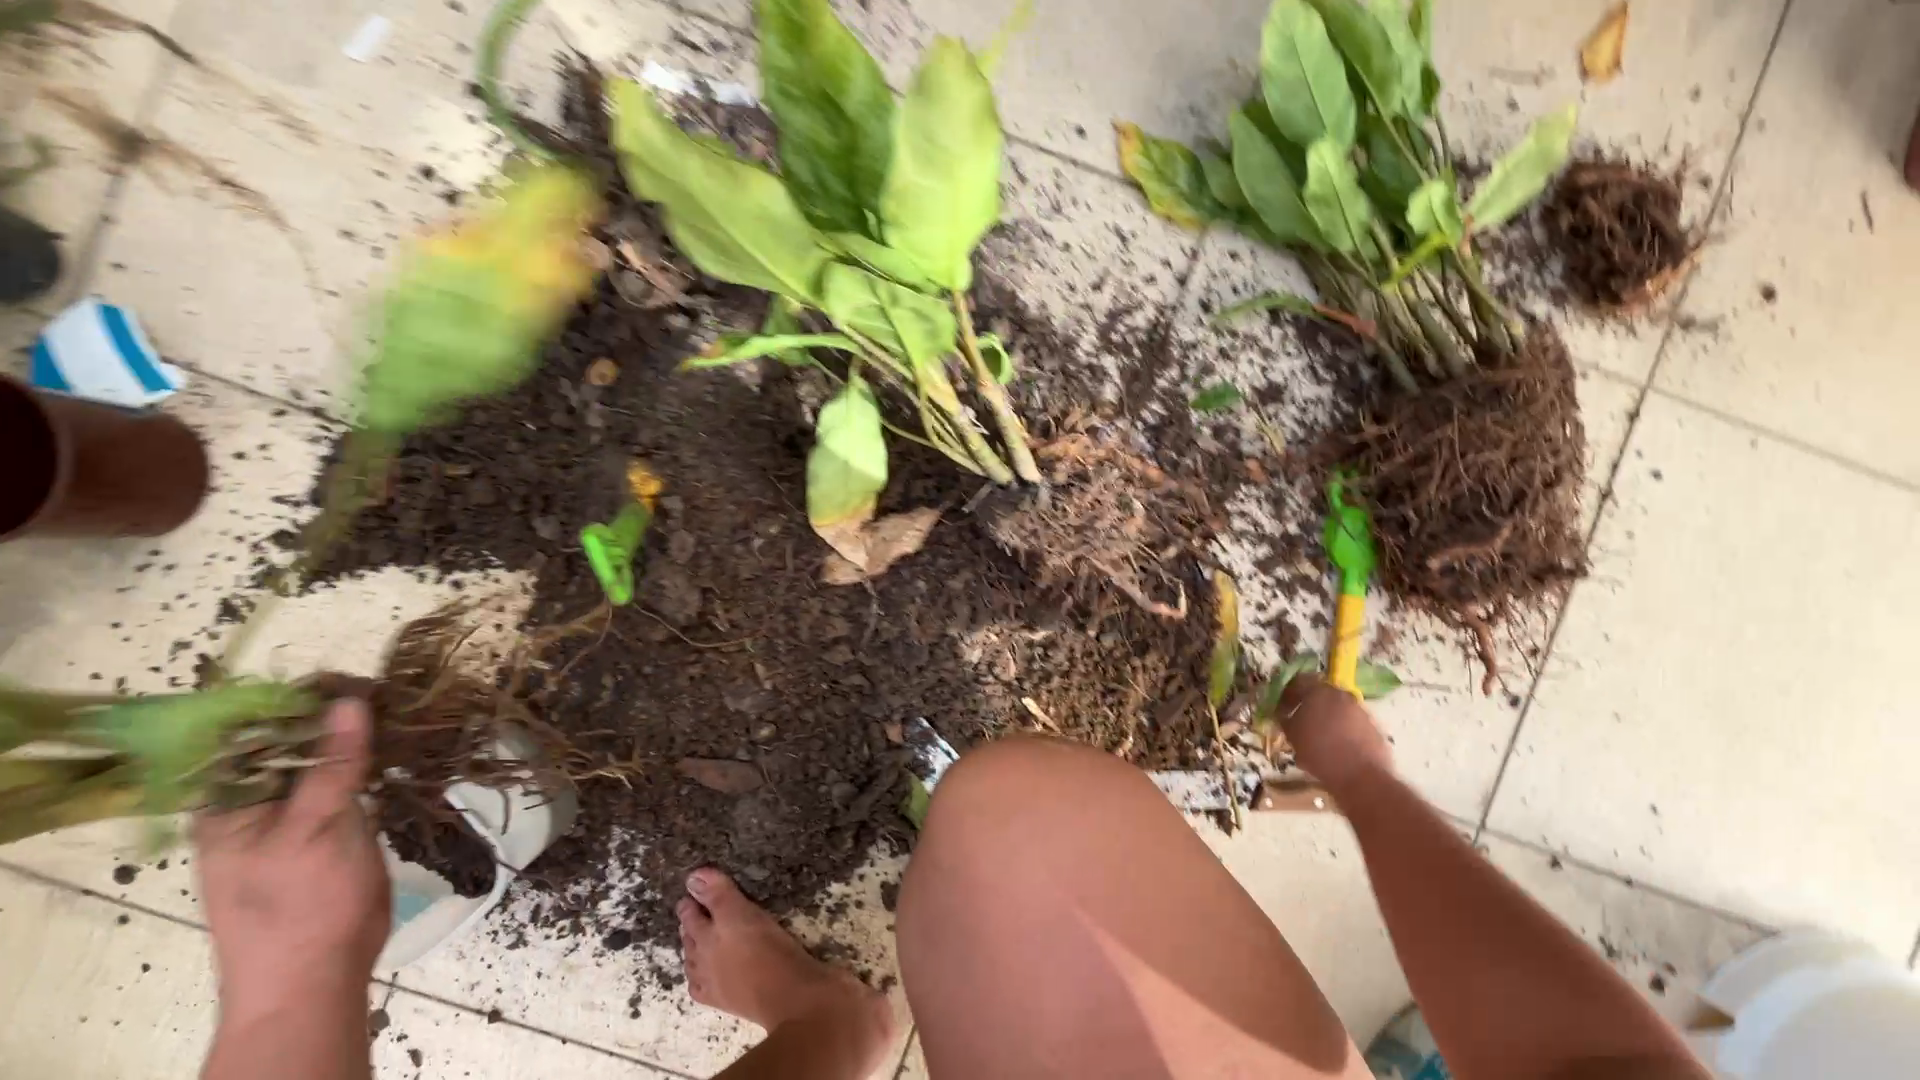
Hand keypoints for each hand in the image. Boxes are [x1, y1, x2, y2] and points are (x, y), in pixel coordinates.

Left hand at [194, 699, 389, 1028]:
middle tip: (390, 688)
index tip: (351, 676)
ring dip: (362, 735)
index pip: (255, 732)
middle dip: (339, 714)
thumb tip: (351, 699)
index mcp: (228, 801)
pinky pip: (351, 780)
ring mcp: (298, 814)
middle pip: (296, 741)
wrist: (318, 975)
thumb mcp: (311, 830)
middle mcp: (258, 801)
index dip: (297, 700)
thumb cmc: (296, 906)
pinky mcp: (335, 826)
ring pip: (329, 759)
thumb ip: (331, 765)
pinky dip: (375, 759)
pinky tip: (404, 740)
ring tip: (406, 705)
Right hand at [1278, 674, 1393, 794]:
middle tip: (1300, 723)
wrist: (1362, 777)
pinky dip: (1343, 731)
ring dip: (1328, 719)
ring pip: (1338, 709)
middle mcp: (1342, 694)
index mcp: (1319, 691)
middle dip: (1310, 706)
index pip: (1299, 682)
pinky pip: (1352, 724)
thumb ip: (1286, 720)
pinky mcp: (1373, 727)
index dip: (1288, 695)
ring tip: (1319, 739)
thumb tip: (1285, 716)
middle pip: (1321, 695)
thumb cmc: (1320, 752)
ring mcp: (1361, 710)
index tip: (1282, 709)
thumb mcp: (1292, 736)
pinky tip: (1337, 748)